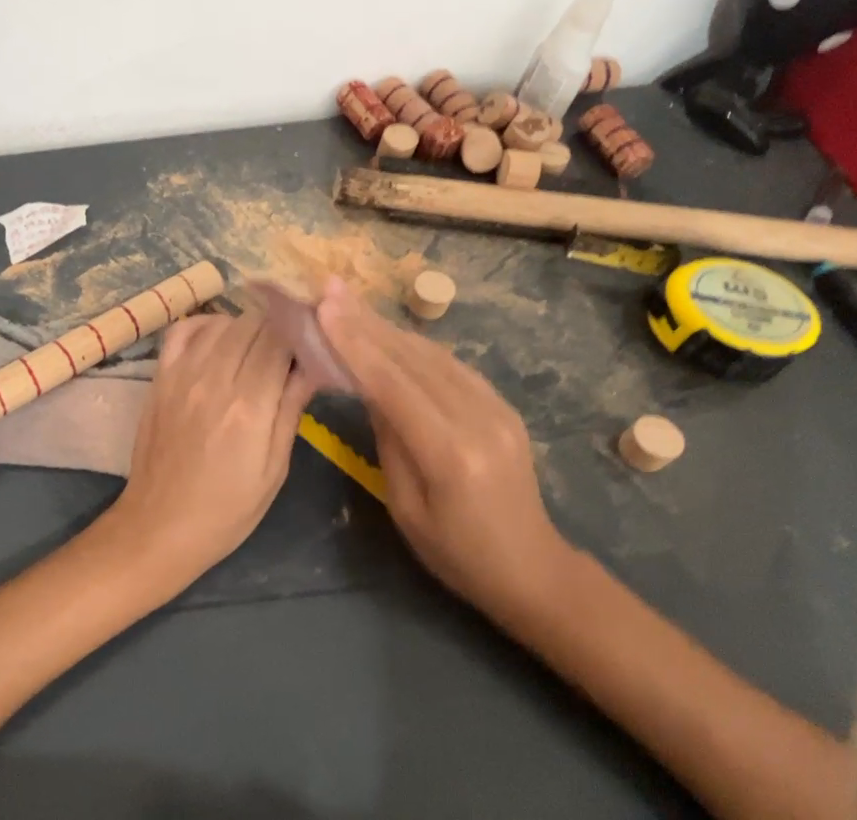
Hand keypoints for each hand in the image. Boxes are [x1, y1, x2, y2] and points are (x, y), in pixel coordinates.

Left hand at [106, 312, 315, 585]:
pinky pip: (181, 331)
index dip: (301, 333)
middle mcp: (214, 380)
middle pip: (252, 324)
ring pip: (220, 323)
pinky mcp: (159, 379)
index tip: (312, 342)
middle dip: (277, 328)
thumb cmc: (227, 509)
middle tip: (288, 349)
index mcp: (249, 406)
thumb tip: (313, 366)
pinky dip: (205, 325)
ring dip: (244, 326)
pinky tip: (219, 339)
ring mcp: (181, 375)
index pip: (280, 340)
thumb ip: (290, 411)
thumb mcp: (274, 469)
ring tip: (257, 347)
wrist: (160, 525)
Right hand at [315, 278, 569, 617]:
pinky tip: (390, 335)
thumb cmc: (455, 553)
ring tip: (350, 304)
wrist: (531, 568)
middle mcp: (477, 419)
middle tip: (329, 289)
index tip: (325, 307)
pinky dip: (415, 347)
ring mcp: (497, 409)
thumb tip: (370, 389)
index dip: (355, 343)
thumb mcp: (406, 507)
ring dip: (387, 328)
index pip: (392, 384)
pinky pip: (451, 366)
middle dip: (366, 322)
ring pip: (432, 356)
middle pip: (412, 359)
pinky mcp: (503, 407)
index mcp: (449, 452)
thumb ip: (389, 441)